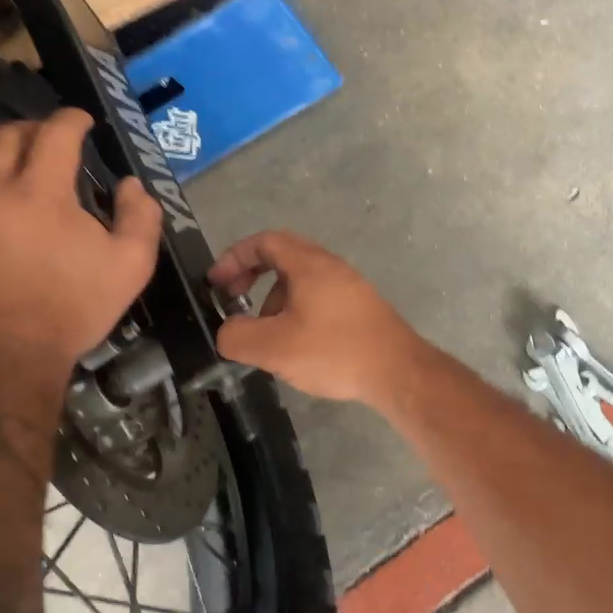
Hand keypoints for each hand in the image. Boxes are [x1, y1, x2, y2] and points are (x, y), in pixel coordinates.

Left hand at [0, 108, 162, 383]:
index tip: (81, 121)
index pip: (56, 132)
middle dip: (29, 132)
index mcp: (41, 192)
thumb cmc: (68, 314)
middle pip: (2, 136)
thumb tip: (130, 184)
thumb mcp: (130, 268)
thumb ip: (140, 217)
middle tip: (44, 144)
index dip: (72, 119)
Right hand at [209, 231, 433, 406]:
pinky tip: (296, 345)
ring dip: (275, 298)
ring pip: (301, 279)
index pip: (266, 241)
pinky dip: (296, 310)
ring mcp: (350, 285)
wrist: (396, 370)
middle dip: (253, 275)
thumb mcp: (273, 347)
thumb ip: (238, 335)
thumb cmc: (334, 351)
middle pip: (284, 255)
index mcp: (310, 265)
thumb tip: (228, 329)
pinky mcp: (360, 306)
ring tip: (266, 335)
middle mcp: (331, 266)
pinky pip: (318, 296)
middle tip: (233, 302)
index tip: (216, 283)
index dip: (235, 257)